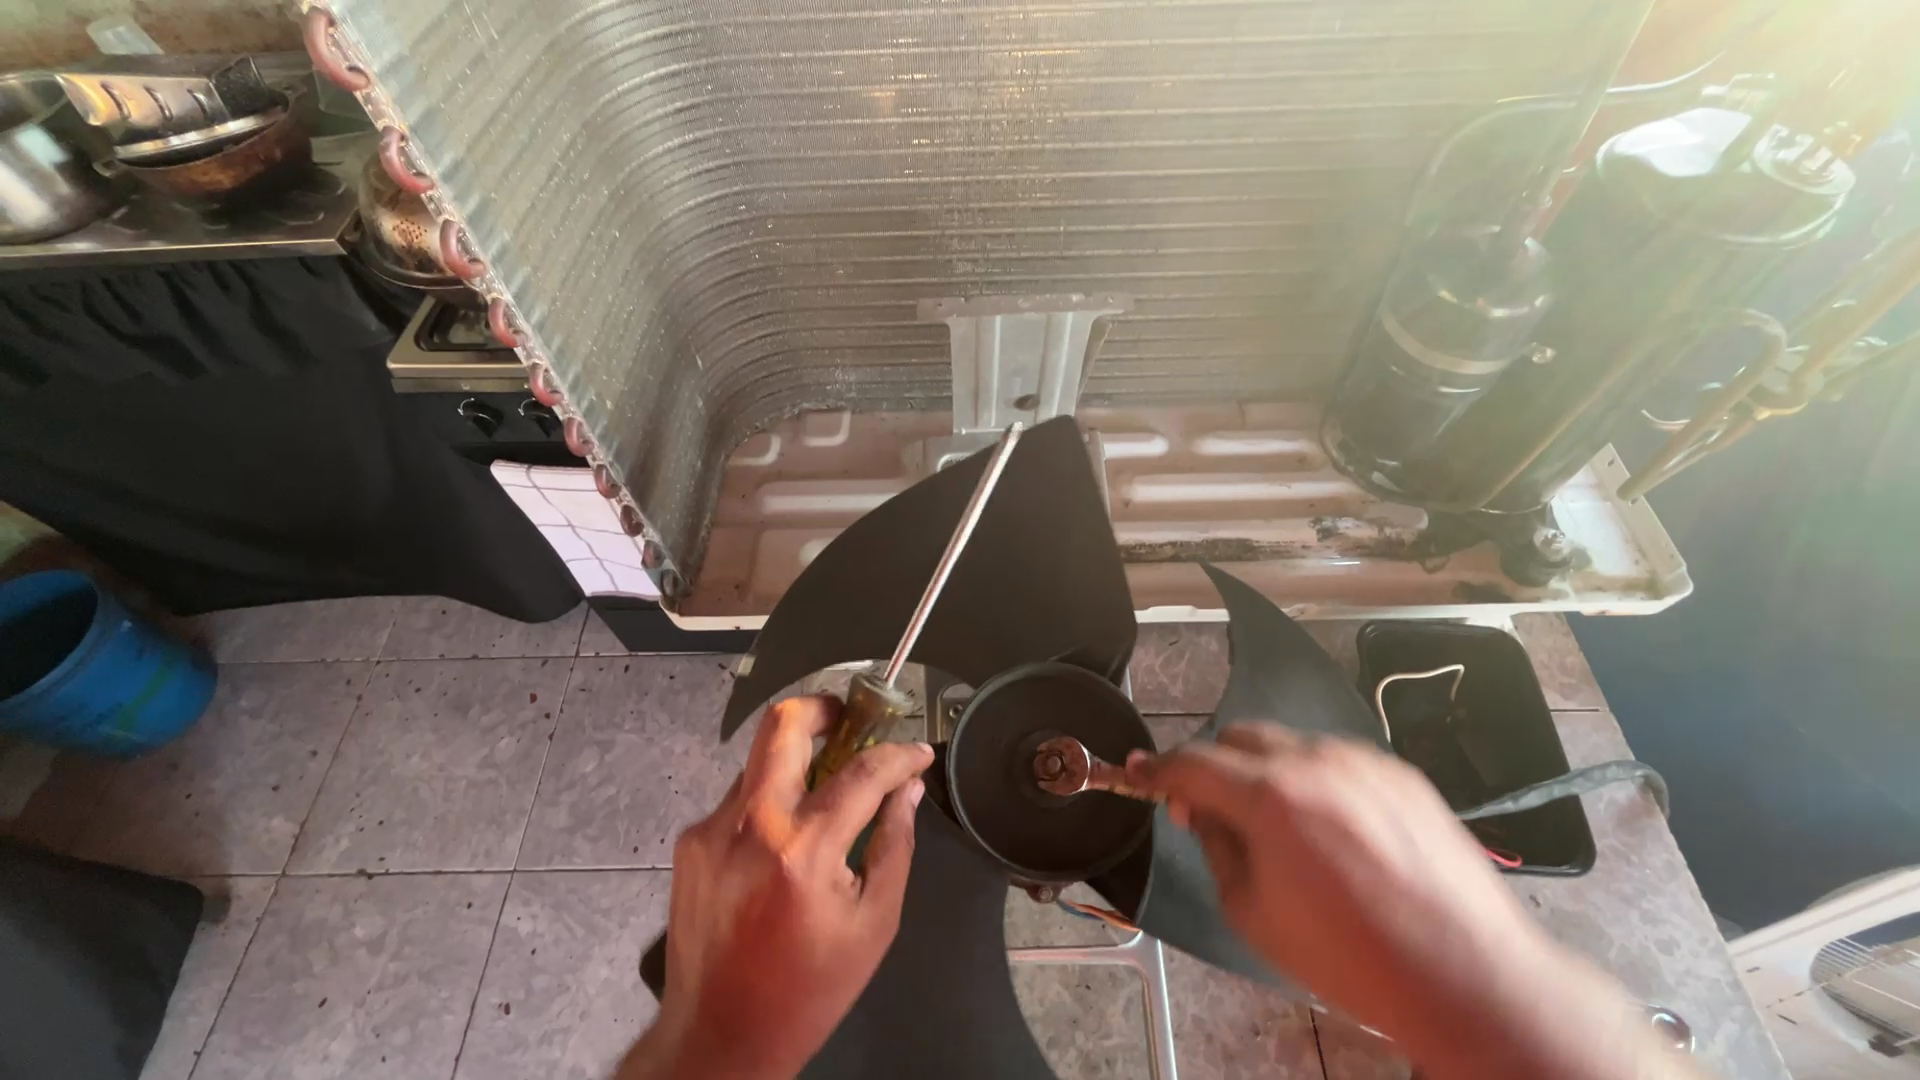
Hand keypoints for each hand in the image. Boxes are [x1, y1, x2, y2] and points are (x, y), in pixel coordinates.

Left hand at [622, 696, 933, 1079]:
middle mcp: (749, 825)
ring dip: (797, 761)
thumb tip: (906, 790)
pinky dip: (771, 801)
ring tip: (824, 794)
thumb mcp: (873, 923)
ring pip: (760, 760)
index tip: (918, 750)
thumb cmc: (808, 989)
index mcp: (802, 850)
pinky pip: (740, 798)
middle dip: (824, 708)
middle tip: (851, 721)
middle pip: (783, 725)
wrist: (716, 1040)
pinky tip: (785, 842)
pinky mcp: (689, 844)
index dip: (898, 753)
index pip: (861, 772)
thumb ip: (894, 844)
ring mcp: (710, 830)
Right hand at [1129, 724, 1697, 1079]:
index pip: (1192, 762)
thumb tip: (1201, 809)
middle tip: (1211, 811)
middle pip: (1237, 735)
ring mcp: (1362, 761)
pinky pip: (1333, 759)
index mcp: (1271, 797)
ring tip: (1280, 826)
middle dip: (1212, 766)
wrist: (1470, 977)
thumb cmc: (1349, 959)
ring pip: (1286, 743)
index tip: (1138, 772)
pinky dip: (1310, 779)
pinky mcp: (1399, 773)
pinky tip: (1329, 830)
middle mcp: (1314, 761)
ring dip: (1262, 770)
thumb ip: (1216, 845)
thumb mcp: (1251, 912)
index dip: (1157, 768)